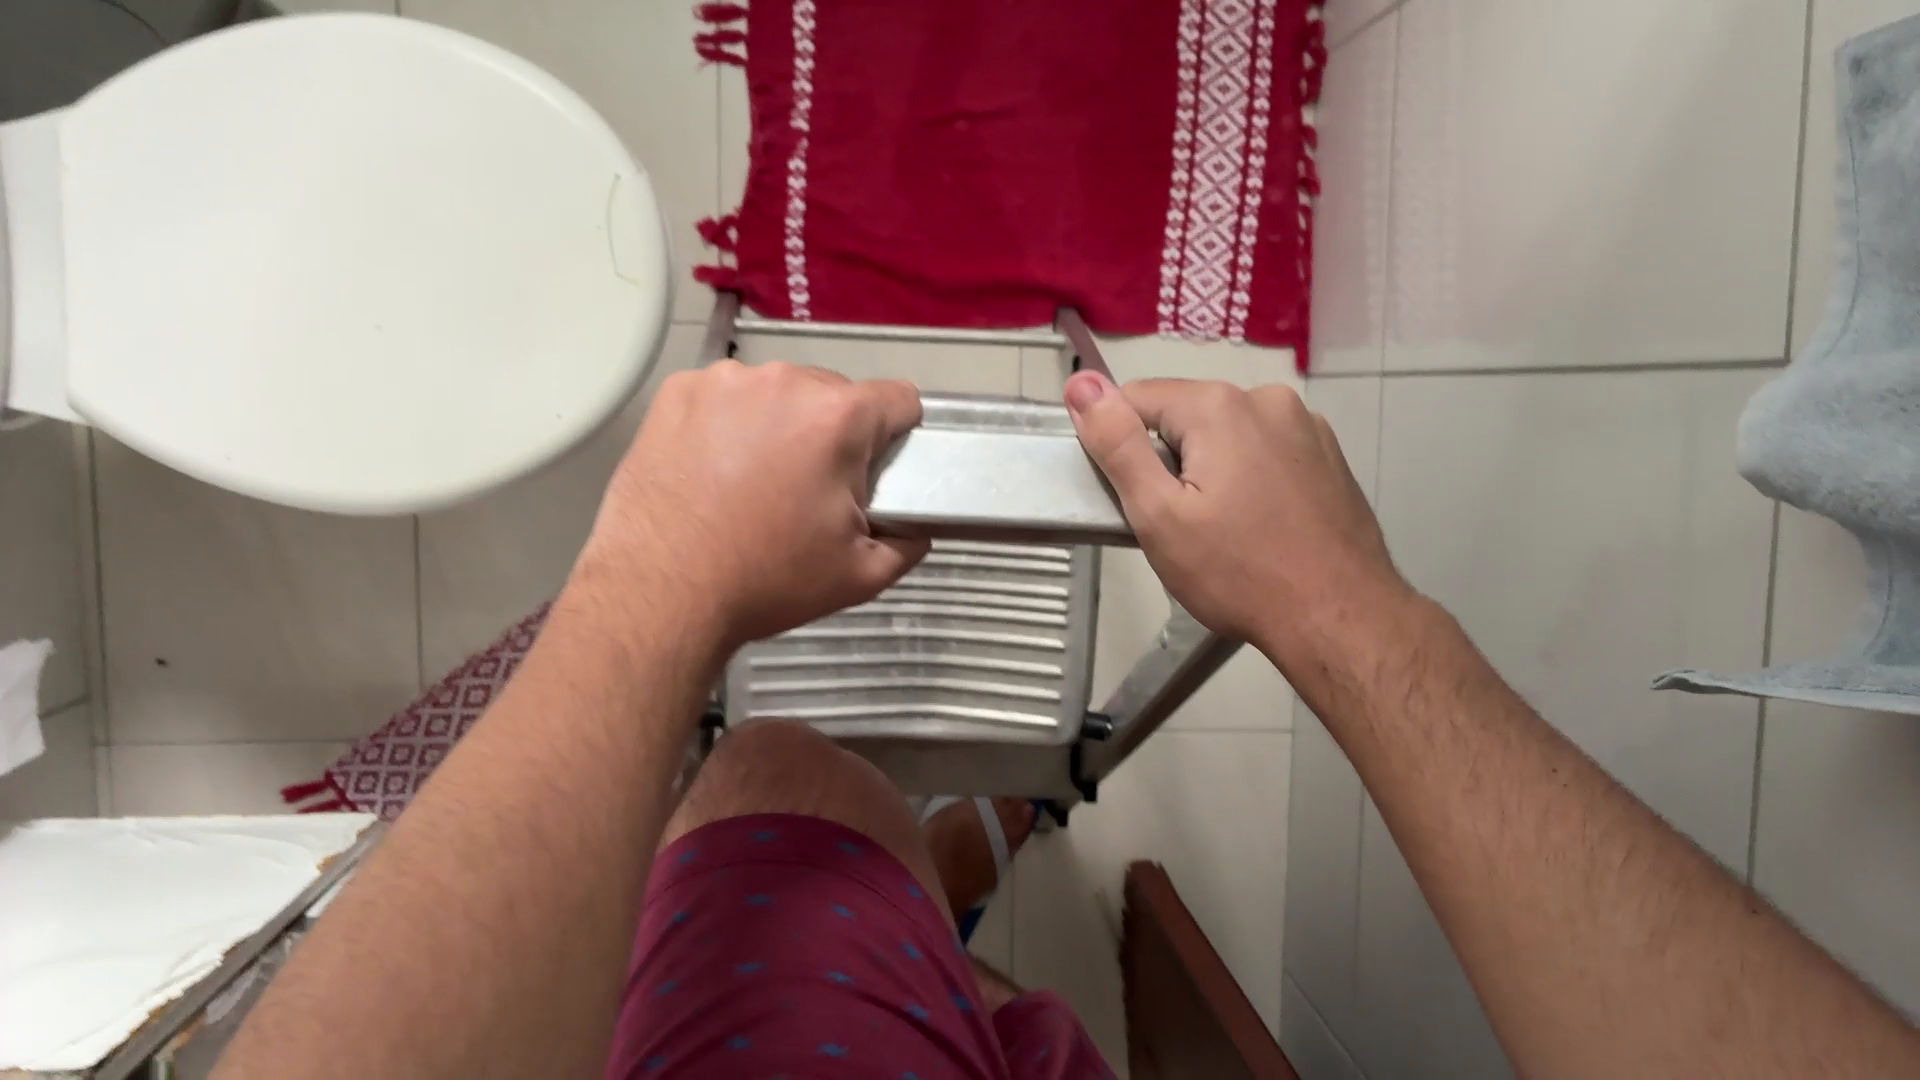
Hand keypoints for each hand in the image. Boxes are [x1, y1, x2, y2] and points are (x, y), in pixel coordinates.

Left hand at [571, 361, 928, 651]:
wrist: (661, 593)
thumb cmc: (767, 581)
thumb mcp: (861, 575)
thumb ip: (909, 543)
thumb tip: (917, 526)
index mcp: (837, 418)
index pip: (900, 399)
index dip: (899, 434)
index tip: (878, 468)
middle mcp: (783, 382)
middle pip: (835, 394)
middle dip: (833, 434)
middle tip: (810, 489)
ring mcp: (723, 381)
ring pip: (779, 393)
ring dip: (781, 424)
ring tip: (755, 481)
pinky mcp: (677, 392)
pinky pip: (726, 396)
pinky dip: (730, 422)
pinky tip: (715, 467)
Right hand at [1063, 371, 1413, 666]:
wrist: (1338, 617)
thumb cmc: (1238, 573)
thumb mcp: (1157, 514)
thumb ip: (1116, 444)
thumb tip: (1082, 385)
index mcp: (1218, 406)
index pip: (1135, 398)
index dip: (1120, 446)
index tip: (1134, 498)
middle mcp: (1266, 399)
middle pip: (1183, 416)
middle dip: (1168, 460)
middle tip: (1178, 524)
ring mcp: (1306, 425)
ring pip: (1225, 434)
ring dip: (1209, 468)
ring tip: (1220, 530)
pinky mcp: (1328, 454)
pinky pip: (1264, 450)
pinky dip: (1249, 476)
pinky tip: (1258, 524)